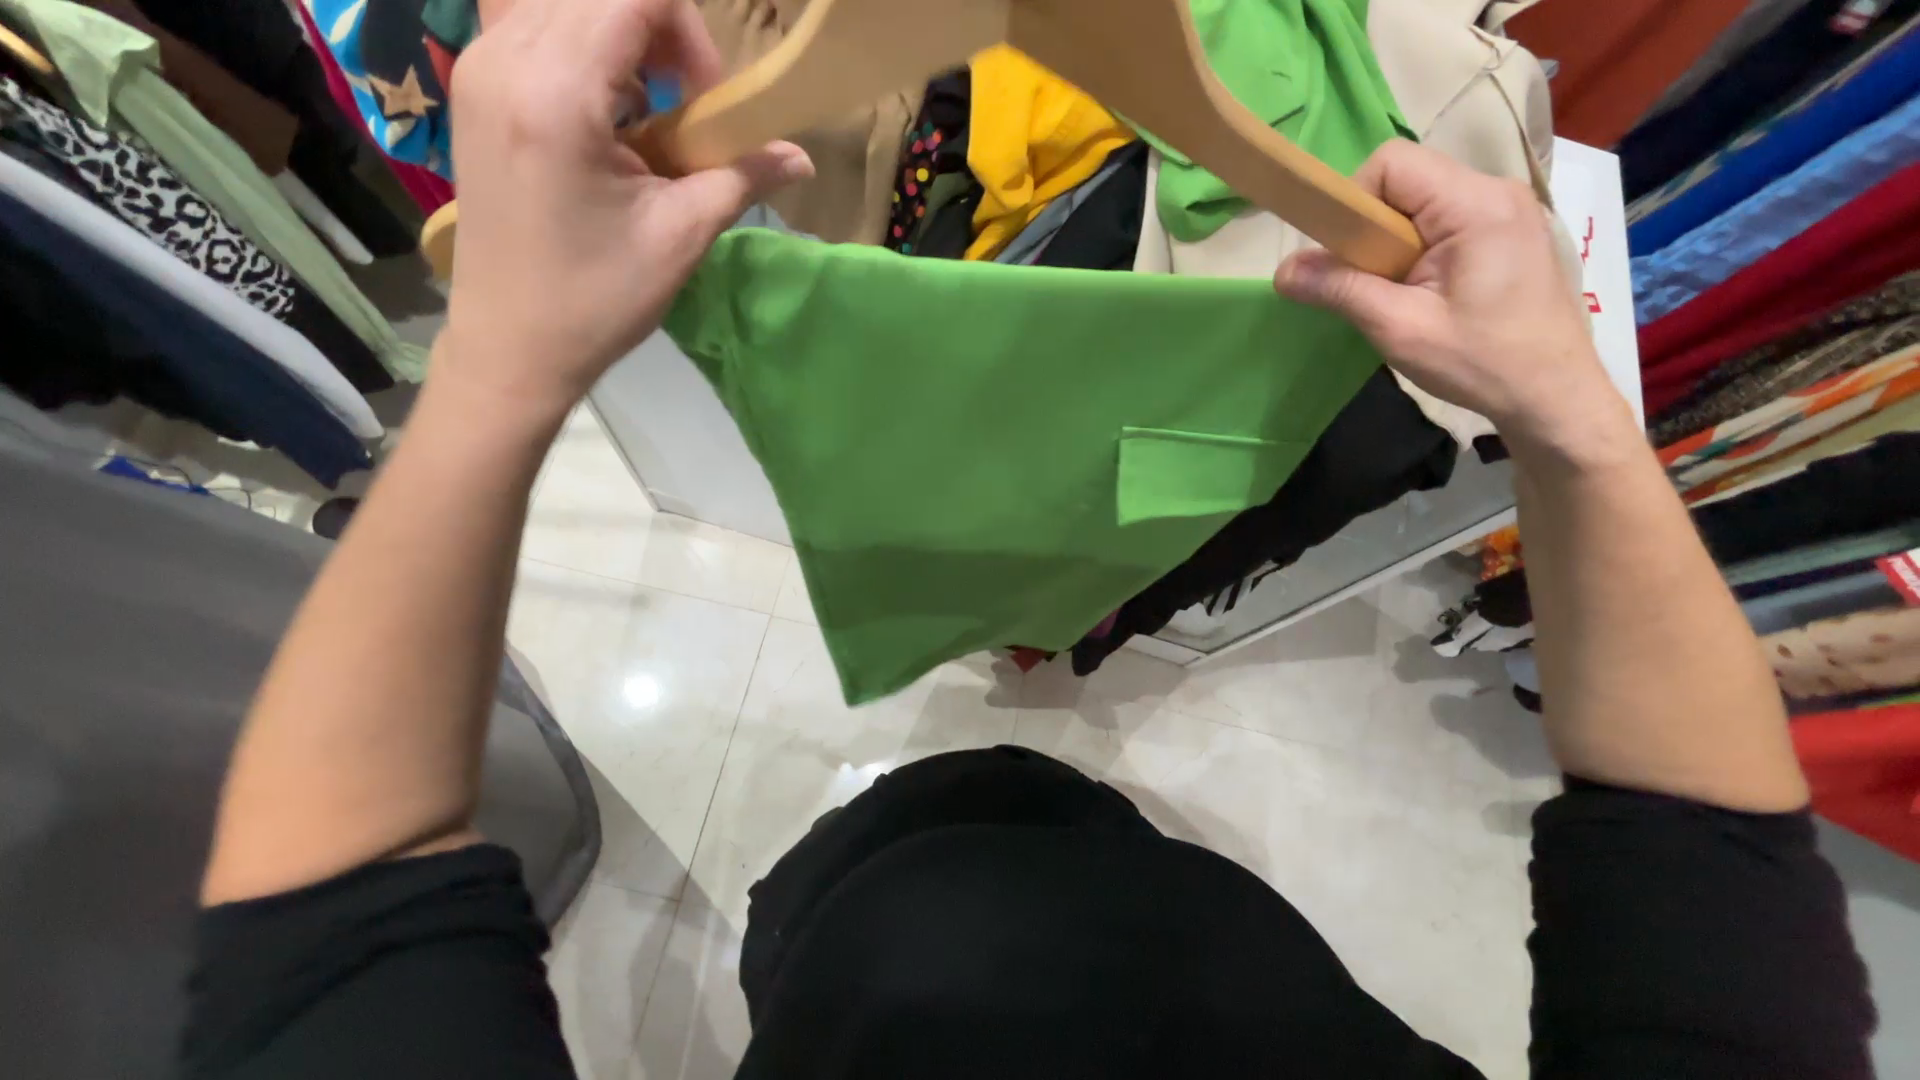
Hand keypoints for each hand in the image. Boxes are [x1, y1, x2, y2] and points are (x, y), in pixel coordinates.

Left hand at [439, 0, 812, 420]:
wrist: (512, 344)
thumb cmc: (598, 299)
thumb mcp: (680, 237)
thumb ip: (742, 177)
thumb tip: (802, 157)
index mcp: (556, 93)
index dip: (689, 32)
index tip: (704, 101)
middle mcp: (504, 59)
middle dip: (658, 31)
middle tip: (681, 106)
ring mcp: (478, 68)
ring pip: (562, 1)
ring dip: (619, 37)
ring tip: (643, 108)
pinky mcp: (473, 87)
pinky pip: (532, 23)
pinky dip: (582, 48)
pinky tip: (603, 112)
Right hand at [1274, 140, 1627, 458]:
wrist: (1552, 394)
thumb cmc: (1480, 361)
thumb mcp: (1400, 328)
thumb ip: (1340, 290)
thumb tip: (1282, 271)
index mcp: (1475, 204)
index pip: (1392, 164)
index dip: (1353, 202)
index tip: (1345, 255)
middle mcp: (1495, 191)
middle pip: (1405, 179)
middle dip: (1370, 227)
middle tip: (1369, 282)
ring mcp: (1504, 210)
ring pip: (1419, 202)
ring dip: (1390, 242)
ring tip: (1396, 293)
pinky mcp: (1504, 232)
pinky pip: (1440, 220)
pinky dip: (1414, 249)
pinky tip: (1420, 292)